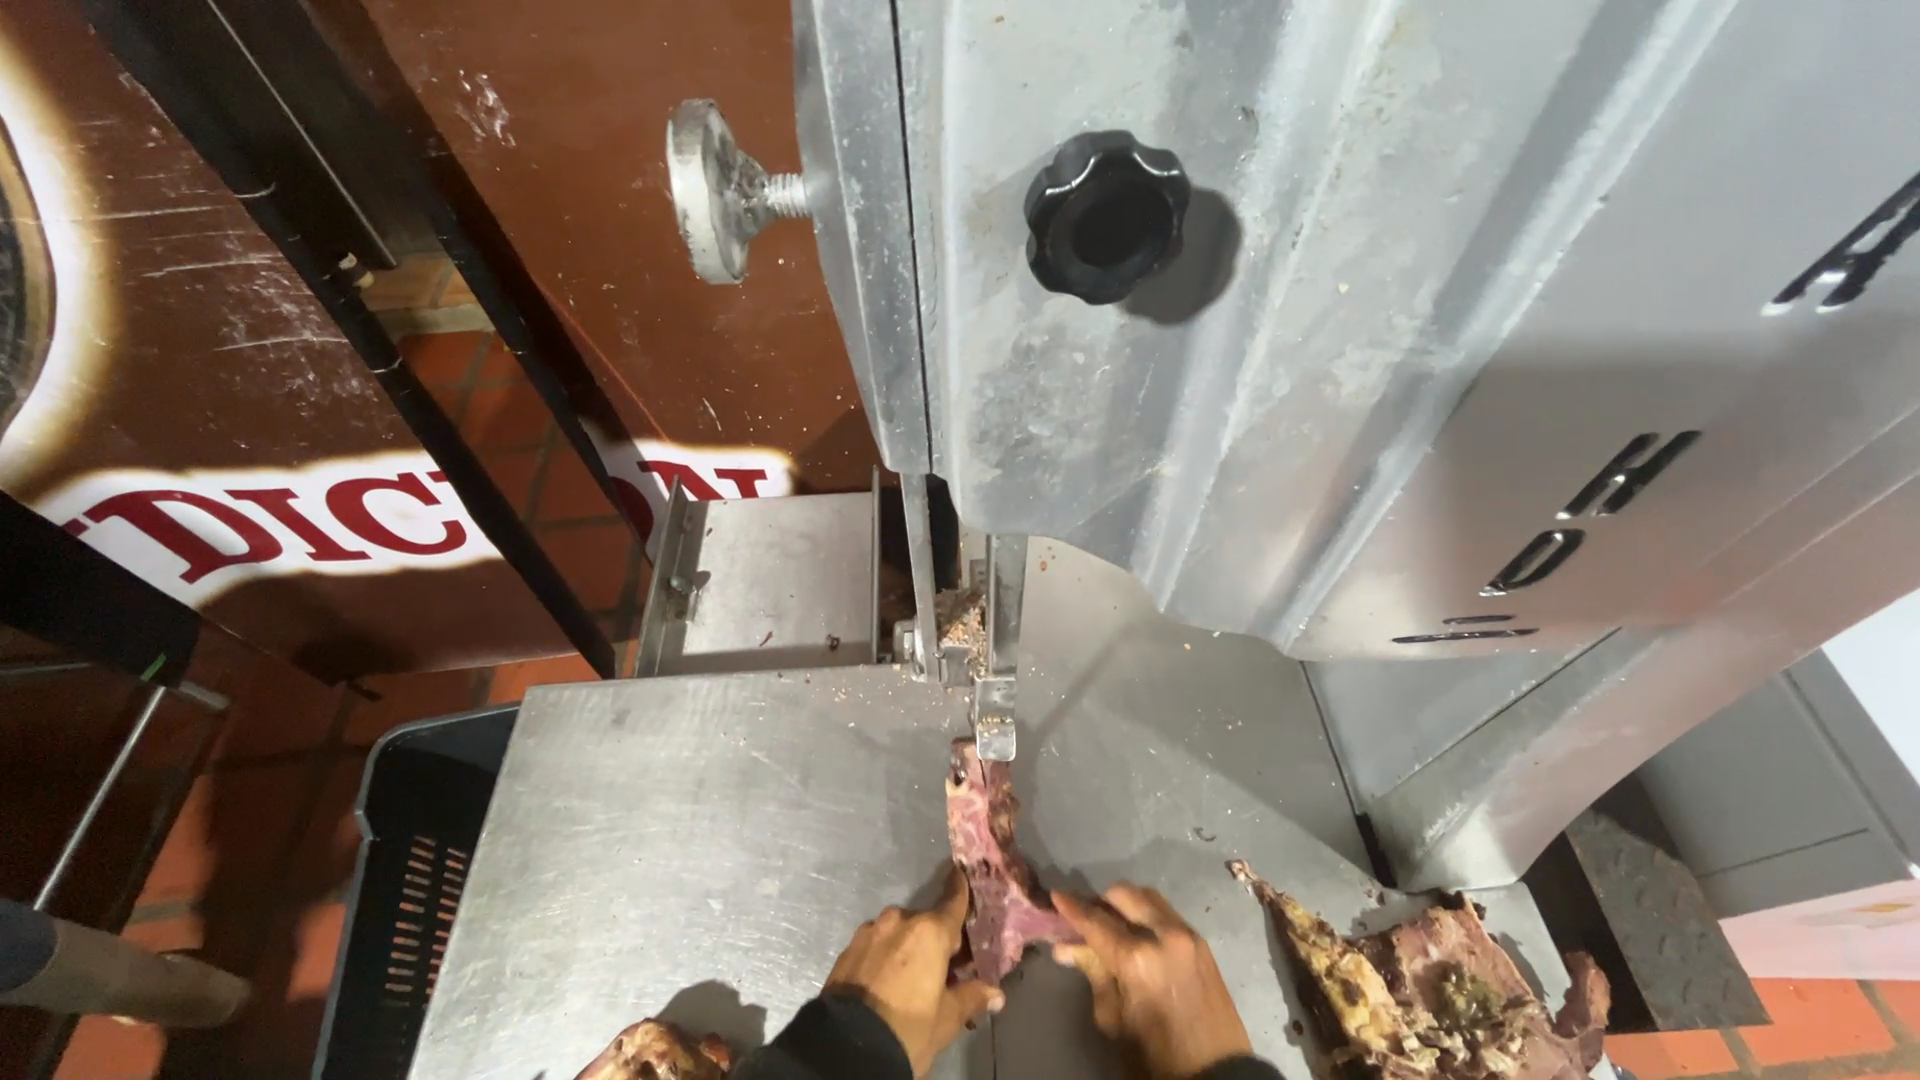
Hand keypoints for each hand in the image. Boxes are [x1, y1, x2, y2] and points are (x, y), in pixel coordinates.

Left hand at [823, 865, 1004, 1076]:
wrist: (846, 1048)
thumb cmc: (907, 1028)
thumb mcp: (947, 1019)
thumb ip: (971, 998)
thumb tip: (996, 994)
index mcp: (930, 931)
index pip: (953, 902)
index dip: (960, 889)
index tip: (961, 872)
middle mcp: (899, 921)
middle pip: (925, 923)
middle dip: (934, 940)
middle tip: (942, 967)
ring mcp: (869, 932)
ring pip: (897, 933)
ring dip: (906, 948)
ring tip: (909, 978)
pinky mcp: (848, 948)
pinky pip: (875, 945)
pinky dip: (884, 956)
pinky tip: (885, 980)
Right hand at [1051, 884, 1252, 1079]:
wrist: (1215, 1073)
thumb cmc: (1155, 1054)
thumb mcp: (1114, 1019)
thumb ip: (1093, 973)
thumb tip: (1066, 946)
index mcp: (1138, 959)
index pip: (1095, 922)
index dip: (1072, 907)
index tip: (1055, 895)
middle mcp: (1163, 935)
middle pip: (1122, 895)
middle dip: (1099, 901)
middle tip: (1084, 917)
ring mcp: (1186, 934)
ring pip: (1147, 896)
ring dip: (1124, 903)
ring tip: (1111, 923)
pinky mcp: (1201, 941)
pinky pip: (1166, 911)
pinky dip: (1146, 913)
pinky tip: (1137, 932)